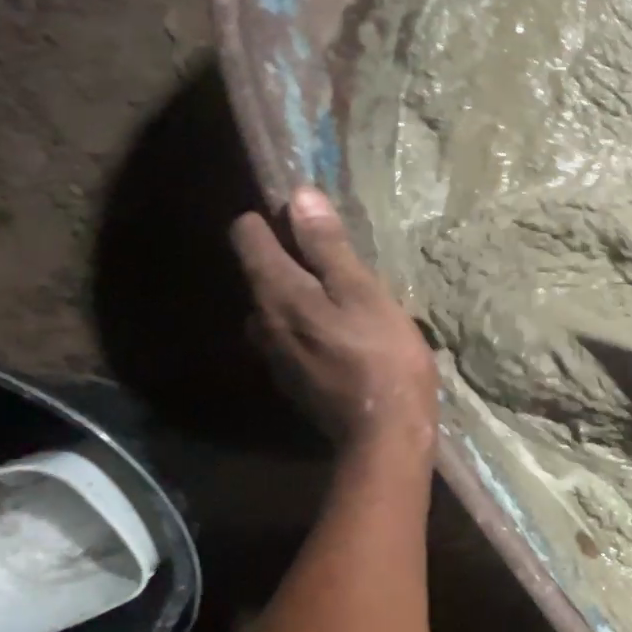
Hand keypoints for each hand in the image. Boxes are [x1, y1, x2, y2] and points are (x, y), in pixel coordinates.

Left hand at [229, 187, 438, 461]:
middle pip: (260, 275)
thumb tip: (299, 196)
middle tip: (332, 265)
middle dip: (287, 263)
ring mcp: (274, 356)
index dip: (271, 220)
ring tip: (339, 306)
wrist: (384, 435)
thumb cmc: (383, 359)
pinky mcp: (294, 383)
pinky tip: (341, 344)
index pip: (247, 235)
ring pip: (275, 313)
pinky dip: (309, 334)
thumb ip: (329, 248)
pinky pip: (292, 343)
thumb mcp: (365, 295)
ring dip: (298, 302)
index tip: (304, 219)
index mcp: (276, 292)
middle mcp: (261, 320)